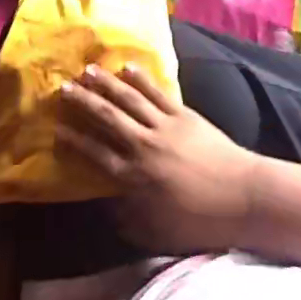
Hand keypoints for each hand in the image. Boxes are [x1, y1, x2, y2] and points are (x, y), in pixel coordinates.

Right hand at [60, 65, 261, 253]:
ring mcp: (164, 127)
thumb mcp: (157, 232)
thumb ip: (128, 219)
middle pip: (106, 118)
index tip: (56, 128)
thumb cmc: (201, 221)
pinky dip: (141, 79)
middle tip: (62, 86)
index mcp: (134, 178)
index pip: (95, 154)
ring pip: (129, 99)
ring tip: (88, 69)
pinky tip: (128, 67)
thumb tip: (107, 203)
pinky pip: (157, 93)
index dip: (74, 140)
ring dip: (106, 83)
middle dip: (82, 101)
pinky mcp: (185, 115)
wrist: (244, 196)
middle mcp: (143, 147)